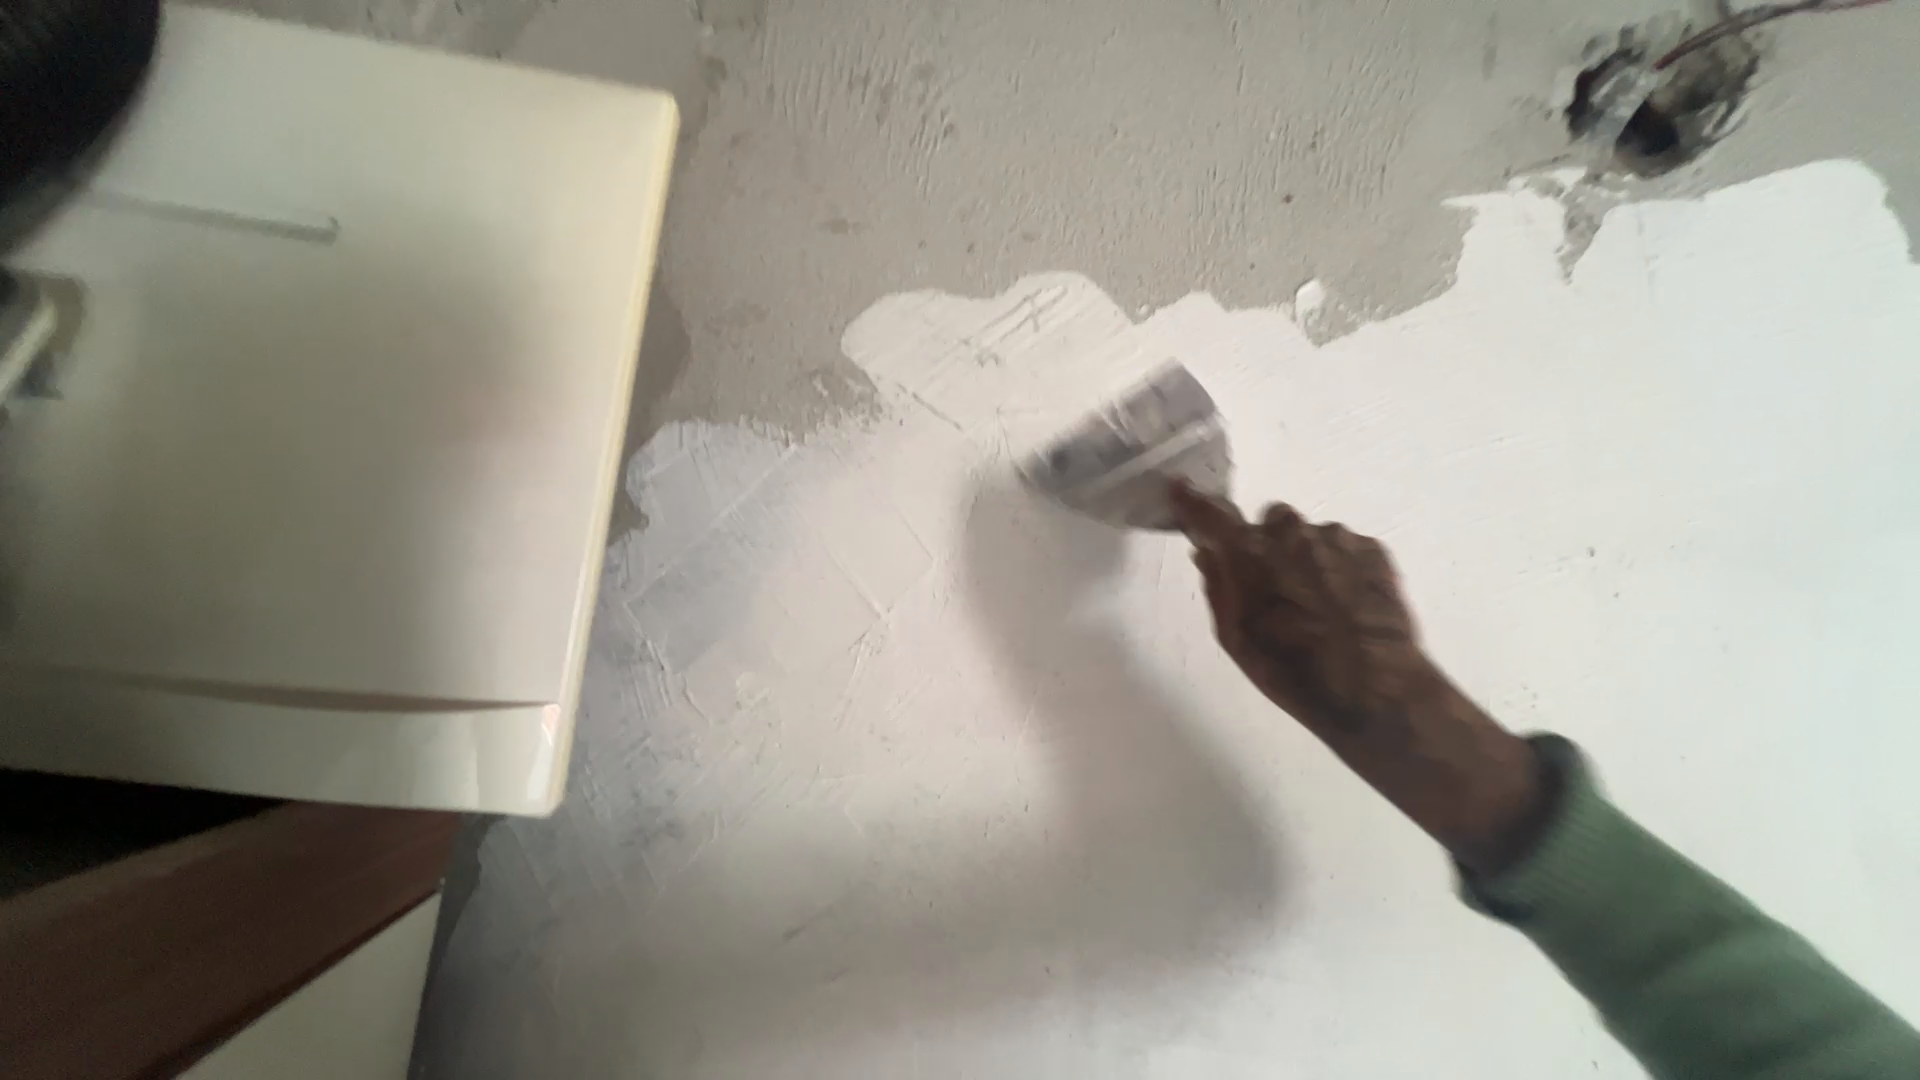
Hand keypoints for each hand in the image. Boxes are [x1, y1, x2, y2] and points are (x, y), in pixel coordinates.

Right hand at [1168, 482, 1548, 874]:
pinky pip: (1342, 548)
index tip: (1180, 490)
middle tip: (1274, 588)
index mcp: (1248, 551)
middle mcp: (1290, 530)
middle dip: (1265, 546)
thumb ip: (1217, 586)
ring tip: (1318, 604)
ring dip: (1304, 558)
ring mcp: (1336, 536)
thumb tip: (1208, 553)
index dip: (1192, 503)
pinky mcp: (1374, 549)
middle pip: (1267, 523)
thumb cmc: (1290, 670)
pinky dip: (1337, 568)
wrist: (1376, 691)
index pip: (1211, 513)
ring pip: (1307, 536)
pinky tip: (1345, 605)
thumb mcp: (1233, 637)